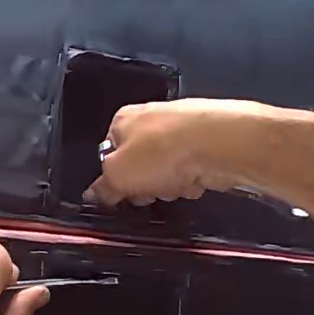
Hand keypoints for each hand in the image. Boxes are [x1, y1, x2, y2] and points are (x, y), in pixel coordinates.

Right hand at [83, 98, 276, 205]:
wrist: (220, 144)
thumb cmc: (167, 149)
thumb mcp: (118, 175)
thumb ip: (103, 187)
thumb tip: (94, 194)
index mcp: (123, 120)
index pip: (109, 154)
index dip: (114, 178)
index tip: (120, 193)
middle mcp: (152, 120)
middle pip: (140, 165)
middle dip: (146, 185)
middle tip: (150, 190)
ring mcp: (181, 130)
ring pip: (167, 172)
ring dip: (170, 187)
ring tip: (177, 184)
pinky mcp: (205, 144)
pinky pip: (192, 172)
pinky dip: (193, 182)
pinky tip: (196, 182)